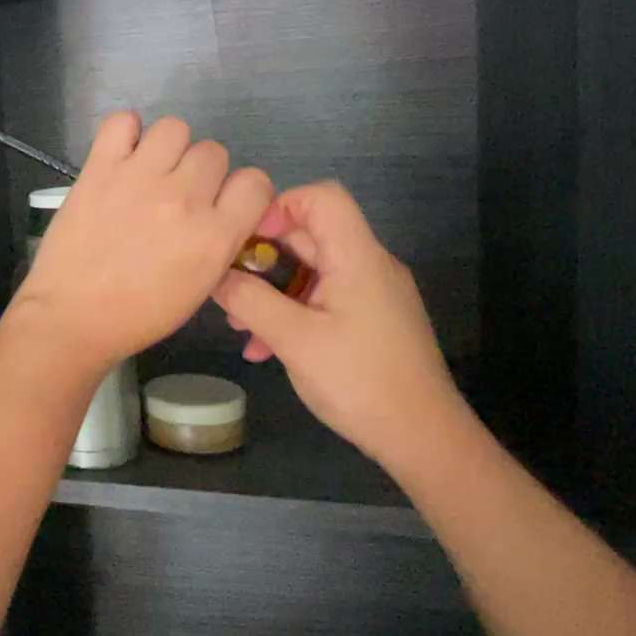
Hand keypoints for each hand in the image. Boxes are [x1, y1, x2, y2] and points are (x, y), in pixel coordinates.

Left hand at [9, 112, 273, 373]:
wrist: (72, 317)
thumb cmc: (136, 316)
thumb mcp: (199, 288)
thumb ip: (219, 244)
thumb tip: (222, 216)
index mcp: (215, 235)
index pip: (255, 182)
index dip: (241, 191)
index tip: (220, 203)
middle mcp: (184, 198)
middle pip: (213, 152)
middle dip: (199, 173)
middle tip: (175, 195)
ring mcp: (140, 178)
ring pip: (175, 128)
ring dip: (167, 148)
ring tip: (148, 173)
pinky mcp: (99, 169)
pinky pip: (122, 122)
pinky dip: (125, 131)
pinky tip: (120, 155)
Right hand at [210, 181, 468, 464]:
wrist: (423, 438)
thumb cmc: (358, 381)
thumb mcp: (293, 339)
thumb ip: (249, 300)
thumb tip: (213, 274)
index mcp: (357, 258)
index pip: (320, 197)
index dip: (277, 206)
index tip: (245, 242)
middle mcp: (369, 266)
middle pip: (309, 235)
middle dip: (262, 259)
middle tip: (228, 290)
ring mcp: (371, 294)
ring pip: (310, 271)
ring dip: (270, 291)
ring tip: (241, 326)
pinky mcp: (370, 320)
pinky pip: (322, 298)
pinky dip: (290, 311)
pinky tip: (266, 347)